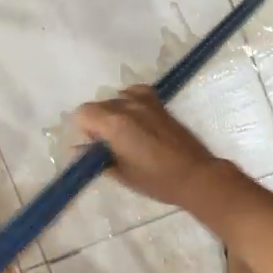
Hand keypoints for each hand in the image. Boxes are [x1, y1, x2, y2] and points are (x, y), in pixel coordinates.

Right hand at [75, 86, 233, 207]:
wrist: (195, 175)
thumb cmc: (157, 179)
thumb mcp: (122, 174)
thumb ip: (96, 159)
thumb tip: (78, 151)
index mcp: (115, 123)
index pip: (83, 113)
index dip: (84, 130)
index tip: (94, 147)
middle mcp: (128, 106)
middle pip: (98, 105)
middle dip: (96, 123)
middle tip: (108, 146)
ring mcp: (146, 102)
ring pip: (116, 98)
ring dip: (113, 113)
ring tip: (124, 134)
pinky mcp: (160, 104)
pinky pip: (136, 93)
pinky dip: (129, 101)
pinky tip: (136, 118)